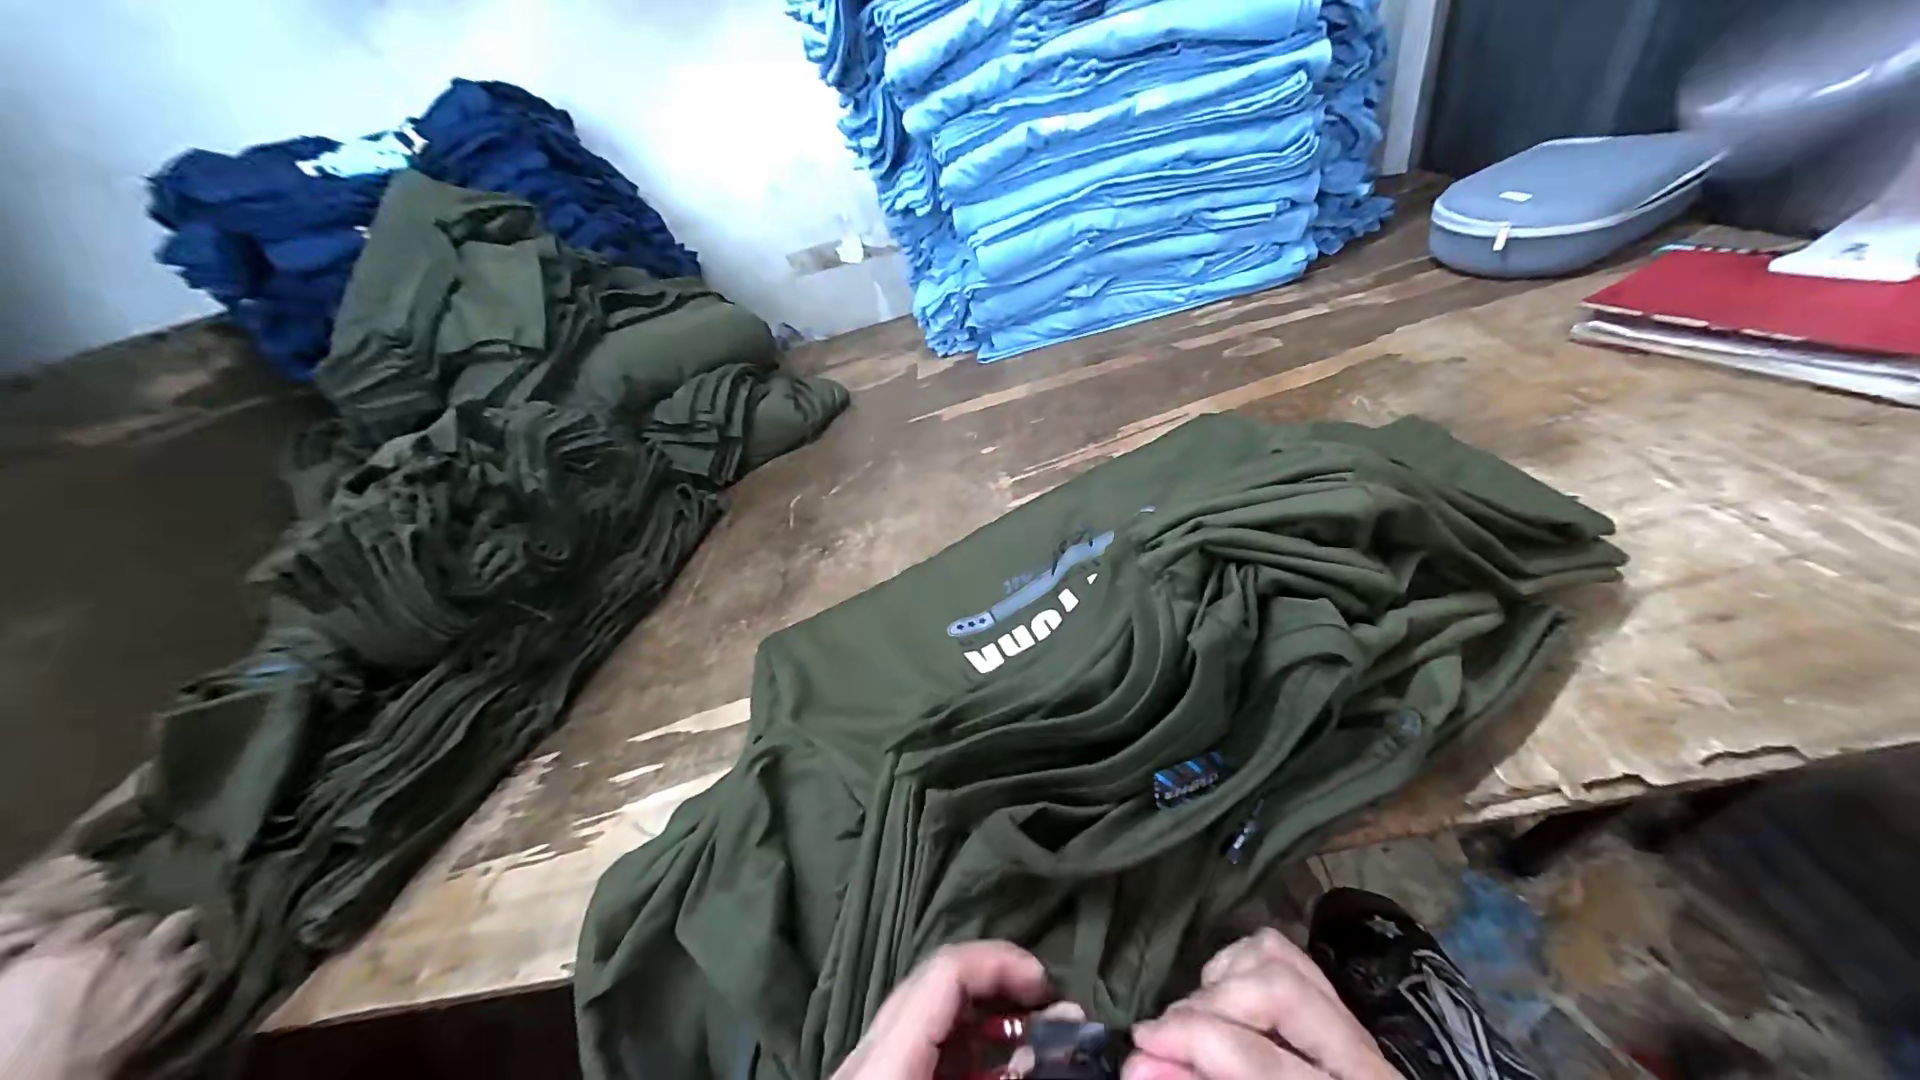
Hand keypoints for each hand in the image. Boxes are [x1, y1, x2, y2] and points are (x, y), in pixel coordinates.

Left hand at [832, 941, 1051, 1079]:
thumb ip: (1010, 1073)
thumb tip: (1069, 1023)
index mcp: (884, 1058)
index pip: (944, 972)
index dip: (1001, 962)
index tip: (1046, 983)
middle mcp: (868, 1051)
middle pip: (935, 981)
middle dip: (996, 982)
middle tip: (1046, 1003)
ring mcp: (865, 1066)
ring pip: (927, 1012)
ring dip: (982, 1014)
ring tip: (1030, 1033)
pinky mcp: (874, 1079)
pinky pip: (919, 1042)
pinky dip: (961, 1044)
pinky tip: (995, 1064)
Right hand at [1124, 929, 1400, 1079]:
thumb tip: (1136, 1065)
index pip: (1259, 1057)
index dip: (1194, 1040)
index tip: (1144, 1041)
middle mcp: (1361, 1058)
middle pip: (1277, 988)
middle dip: (1208, 1003)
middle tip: (1165, 1028)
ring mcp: (1353, 1026)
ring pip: (1278, 957)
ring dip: (1222, 977)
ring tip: (1195, 1016)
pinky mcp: (1336, 1006)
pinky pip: (1281, 951)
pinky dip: (1238, 962)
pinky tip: (1221, 994)